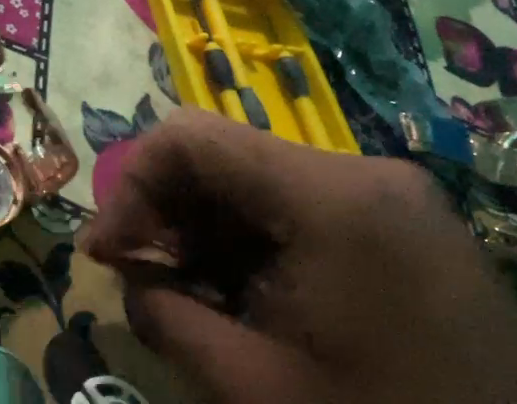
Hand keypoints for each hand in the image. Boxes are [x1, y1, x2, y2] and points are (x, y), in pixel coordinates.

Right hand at [83, 111, 516, 403]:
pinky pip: (302, 205)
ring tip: (189, 293)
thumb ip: (169, 318)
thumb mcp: (259, 389)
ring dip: (206, 228)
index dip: (131, 185)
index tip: (108, 253)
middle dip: (166, 211)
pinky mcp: (408, 224)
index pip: (189, 137)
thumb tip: (128, 279)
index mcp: (330, 195)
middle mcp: (361, 171)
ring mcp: (393, 195)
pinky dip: (254, 240)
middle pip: (222, 153)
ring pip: (257, 178)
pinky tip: (245, 294)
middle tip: (139, 274)